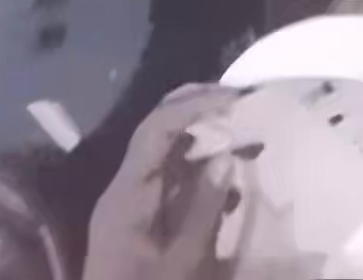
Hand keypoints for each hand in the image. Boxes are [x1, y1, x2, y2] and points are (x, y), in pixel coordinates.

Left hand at [84, 85, 239, 279]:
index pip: (158, 127)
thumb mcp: (181, 268)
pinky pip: (169, 175)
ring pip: (164, 147)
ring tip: (238, 128)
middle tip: (237, 100)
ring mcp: (130, 200)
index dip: (195, 105)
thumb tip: (225, 157)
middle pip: (157, 127)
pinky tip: (226, 179)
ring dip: (199, 132)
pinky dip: (197, 165)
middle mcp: (124, 185)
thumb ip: (203, 210)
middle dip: (195, 106)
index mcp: (128, 192)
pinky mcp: (139, 217)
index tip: (234, 99)